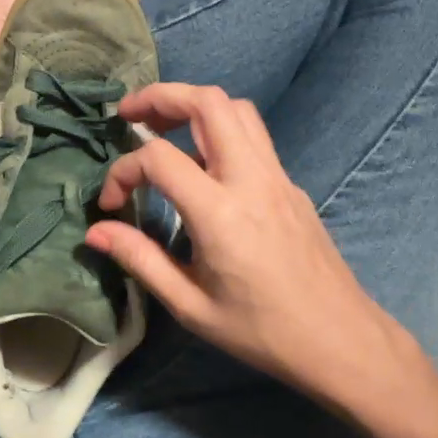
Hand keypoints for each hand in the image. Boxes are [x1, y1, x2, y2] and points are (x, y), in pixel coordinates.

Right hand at [85, 83, 427, 412]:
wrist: (342, 342)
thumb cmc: (261, 332)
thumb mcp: (190, 306)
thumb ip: (141, 260)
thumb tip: (95, 231)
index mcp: (220, 213)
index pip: (159, 158)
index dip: (123, 170)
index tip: (112, 204)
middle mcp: (251, 181)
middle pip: (209, 103)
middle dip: (162, 96)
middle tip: (129, 114)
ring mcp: (278, 178)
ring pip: (238, 110)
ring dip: (195, 106)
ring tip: (162, 128)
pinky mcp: (291, 186)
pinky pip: (254, 137)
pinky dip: (219, 129)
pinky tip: (200, 163)